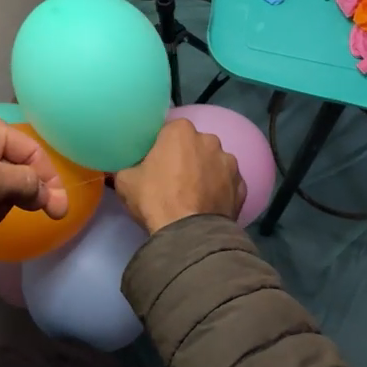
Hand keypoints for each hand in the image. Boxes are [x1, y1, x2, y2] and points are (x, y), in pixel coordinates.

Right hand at [114, 119, 244, 234]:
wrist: (188, 235)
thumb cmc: (155, 200)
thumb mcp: (125, 180)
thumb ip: (127, 165)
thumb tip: (127, 166)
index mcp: (181, 131)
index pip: (168, 132)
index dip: (160, 147)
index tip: (154, 163)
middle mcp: (209, 139)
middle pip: (194, 145)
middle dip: (185, 158)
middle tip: (172, 180)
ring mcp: (230, 162)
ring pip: (213, 163)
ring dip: (205, 173)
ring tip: (193, 196)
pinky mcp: (241, 186)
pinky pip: (227, 183)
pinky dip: (219, 191)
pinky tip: (208, 206)